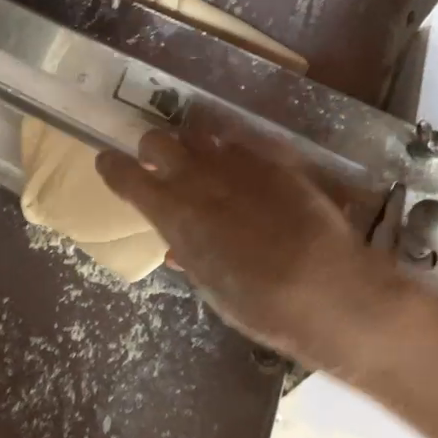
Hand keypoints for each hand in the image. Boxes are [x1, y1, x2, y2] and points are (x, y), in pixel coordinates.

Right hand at [96, 130, 416, 378]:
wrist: (329, 288)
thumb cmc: (261, 305)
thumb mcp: (212, 288)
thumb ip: (190, 254)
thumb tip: (177, 245)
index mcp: (170, 211)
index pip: (123, 174)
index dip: (112, 167)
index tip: (108, 164)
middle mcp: (194, 175)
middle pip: (156, 140)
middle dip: (152, 150)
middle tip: (160, 166)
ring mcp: (234, 161)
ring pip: (197, 132)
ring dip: (193, 146)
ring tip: (203, 163)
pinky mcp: (270, 157)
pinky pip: (239, 143)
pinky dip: (233, 154)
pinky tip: (245, 172)